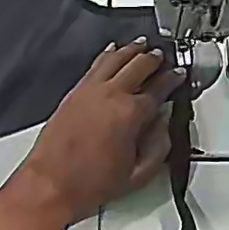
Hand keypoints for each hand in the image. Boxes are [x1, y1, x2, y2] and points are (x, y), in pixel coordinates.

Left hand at [0, 41, 183, 229]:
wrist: (50, 184)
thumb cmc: (87, 183)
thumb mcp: (138, 175)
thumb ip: (159, 147)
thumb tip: (164, 128)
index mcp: (130, 114)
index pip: (159, 88)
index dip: (173, 79)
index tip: (179, 75)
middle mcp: (110, 95)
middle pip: (139, 65)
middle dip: (155, 59)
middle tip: (164, 56)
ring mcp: (90, 91)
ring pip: (116, 58)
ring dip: (133, 49)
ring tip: (143, 45)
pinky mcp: (74, 92)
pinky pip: (96, 64)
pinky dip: (108, 54)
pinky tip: (113, 51)